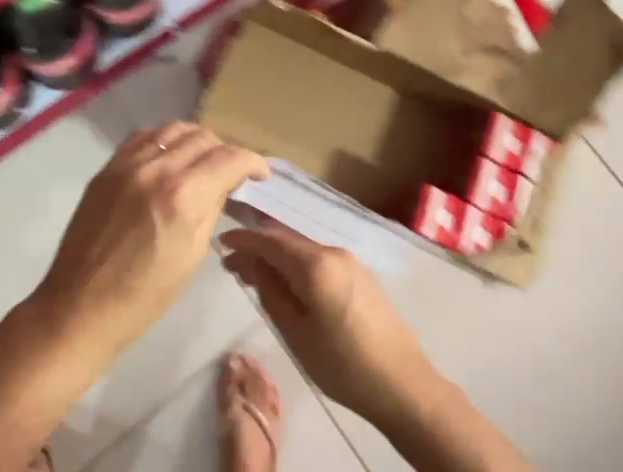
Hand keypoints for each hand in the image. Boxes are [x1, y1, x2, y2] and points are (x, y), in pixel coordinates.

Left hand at [32, 124, 268, 357]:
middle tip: (232, 172)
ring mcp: (127, 163)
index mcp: (183, 196)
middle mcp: (157, 168)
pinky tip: (168, 160)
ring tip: (202, 162)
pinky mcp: (108, 167)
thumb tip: (223, 186)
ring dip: (196, 141)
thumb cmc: (144, 295)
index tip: (260, 174)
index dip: (253, 162)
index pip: (230, 158)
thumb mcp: (191, 256)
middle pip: (203, 137)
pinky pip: (144, 137)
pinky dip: (164, 141)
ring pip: (174, 129)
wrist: (81, 305)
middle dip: (226, 151)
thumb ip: (210, 210)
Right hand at [218, 223, 433, 426]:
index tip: (220, 243)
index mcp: (315, 264)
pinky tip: (287, 283)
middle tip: (232, 266)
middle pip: (287, 240)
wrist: (402, 384)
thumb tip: (252, 264)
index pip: (270, 240)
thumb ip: (270, 291)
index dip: (244, 239)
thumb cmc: (341, 363)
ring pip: (303, 249)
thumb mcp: (295, 331)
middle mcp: (333, 252)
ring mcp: (351, 262)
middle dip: (258, 248)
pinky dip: (297, 265)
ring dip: (278, 257)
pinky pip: (319, 260)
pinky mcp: (361, 276)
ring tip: (255, 277)